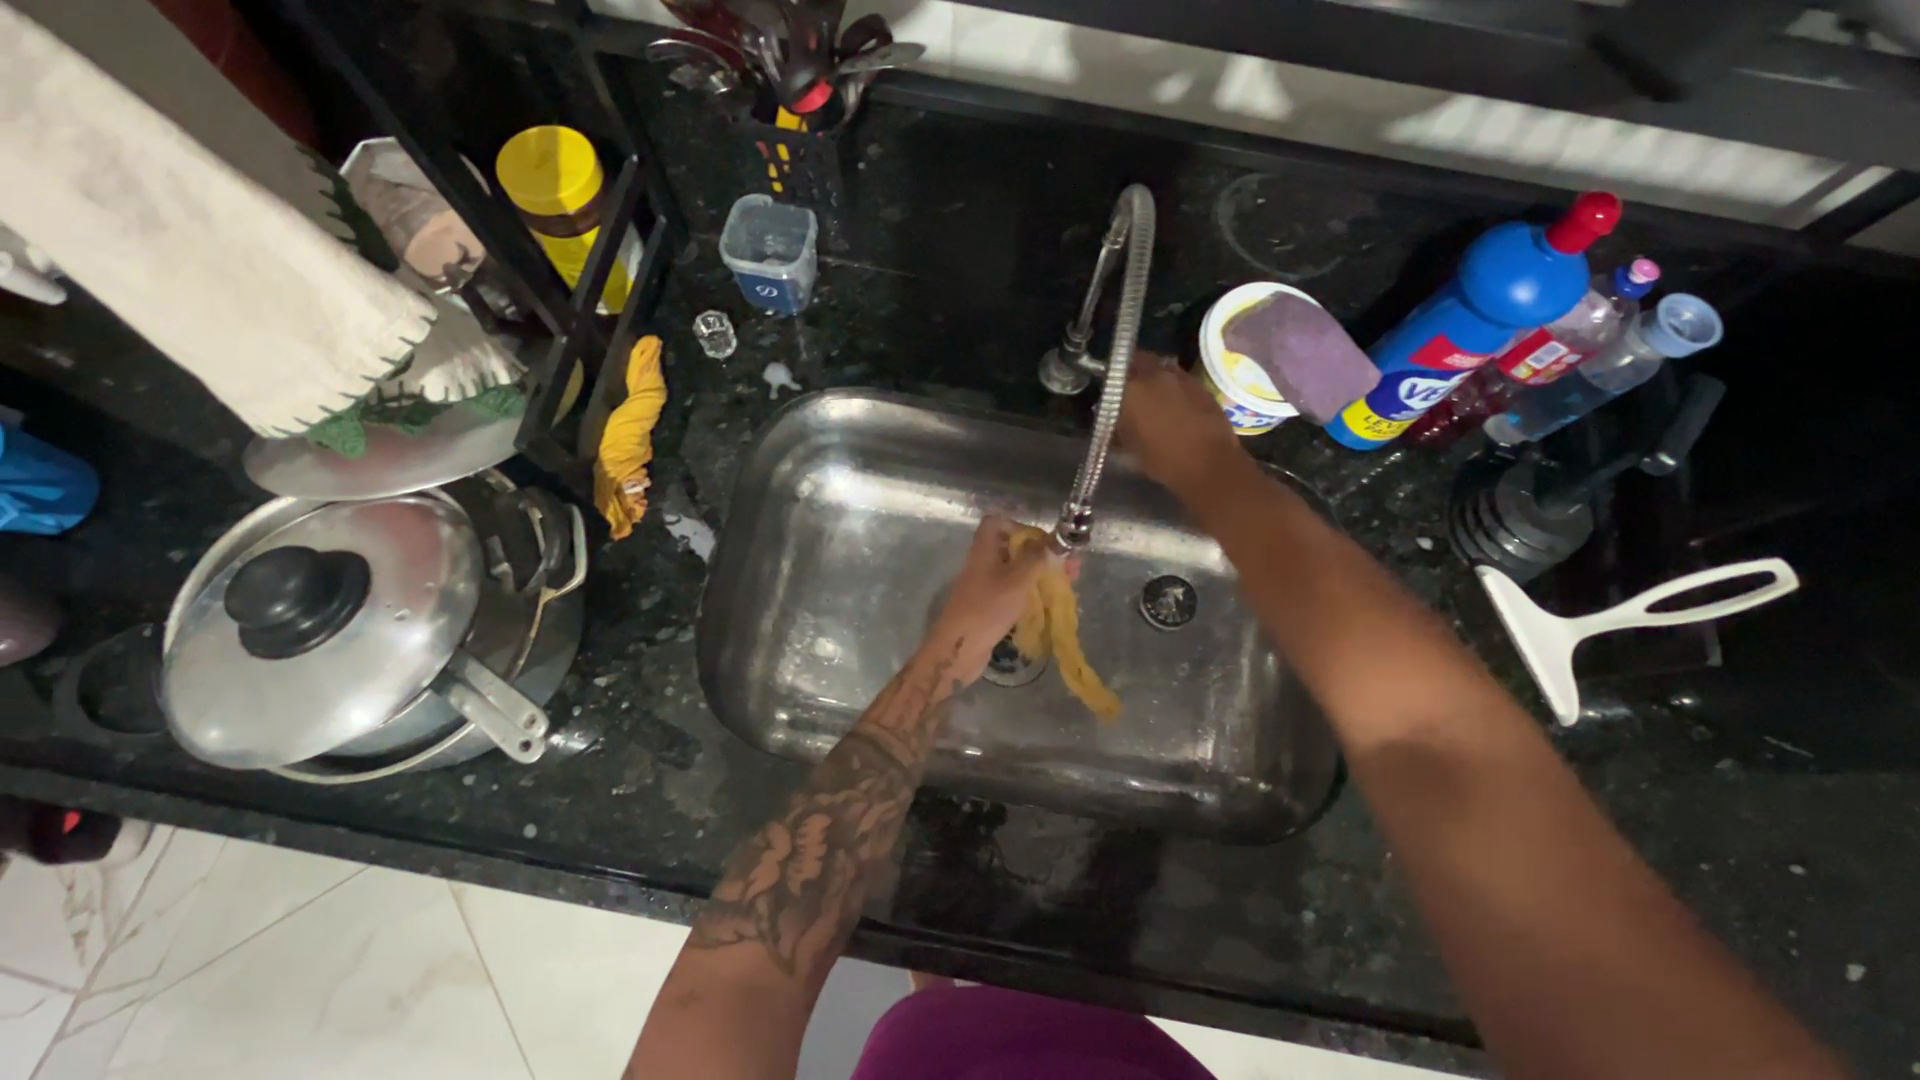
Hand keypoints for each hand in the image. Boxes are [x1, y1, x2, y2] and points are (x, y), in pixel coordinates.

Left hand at [924, 515, 1055, 683]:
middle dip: (1040, 555)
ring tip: (1065, 585)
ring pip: (1014, 572)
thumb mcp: (1017, 579)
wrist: (958, 648)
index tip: (1043, 542)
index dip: (1020, 526)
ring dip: (1039, 575)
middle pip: (1012, 548)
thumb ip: (1035, 557)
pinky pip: (1012, 591)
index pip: (997, 523)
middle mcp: (982, 563)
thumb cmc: (987, 609)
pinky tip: (1048, 602)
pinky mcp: (987, 606)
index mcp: (984, 549)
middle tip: (1069, 567)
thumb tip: (1049, 542)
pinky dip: (1030, 593)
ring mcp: (984, 586)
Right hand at [1117, 352, 1252, 499]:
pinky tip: (1175, 404)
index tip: (1110, 384)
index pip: (1115, 366)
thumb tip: (1109, 412)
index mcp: (1132, 387)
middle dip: (1134, 368)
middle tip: (1130, 386)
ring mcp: (1181, 377)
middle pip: (1141, 359)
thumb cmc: (1162, 458)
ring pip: (1162, 367)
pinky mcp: (1201, 385)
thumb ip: (1116, 421)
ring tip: (1154, 395)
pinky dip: (1174, 387)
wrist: (1209, 464)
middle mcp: (1156, 374)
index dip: (1112, 374)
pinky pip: (1181, 379)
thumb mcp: (1129, 443)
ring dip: (1156, 376)